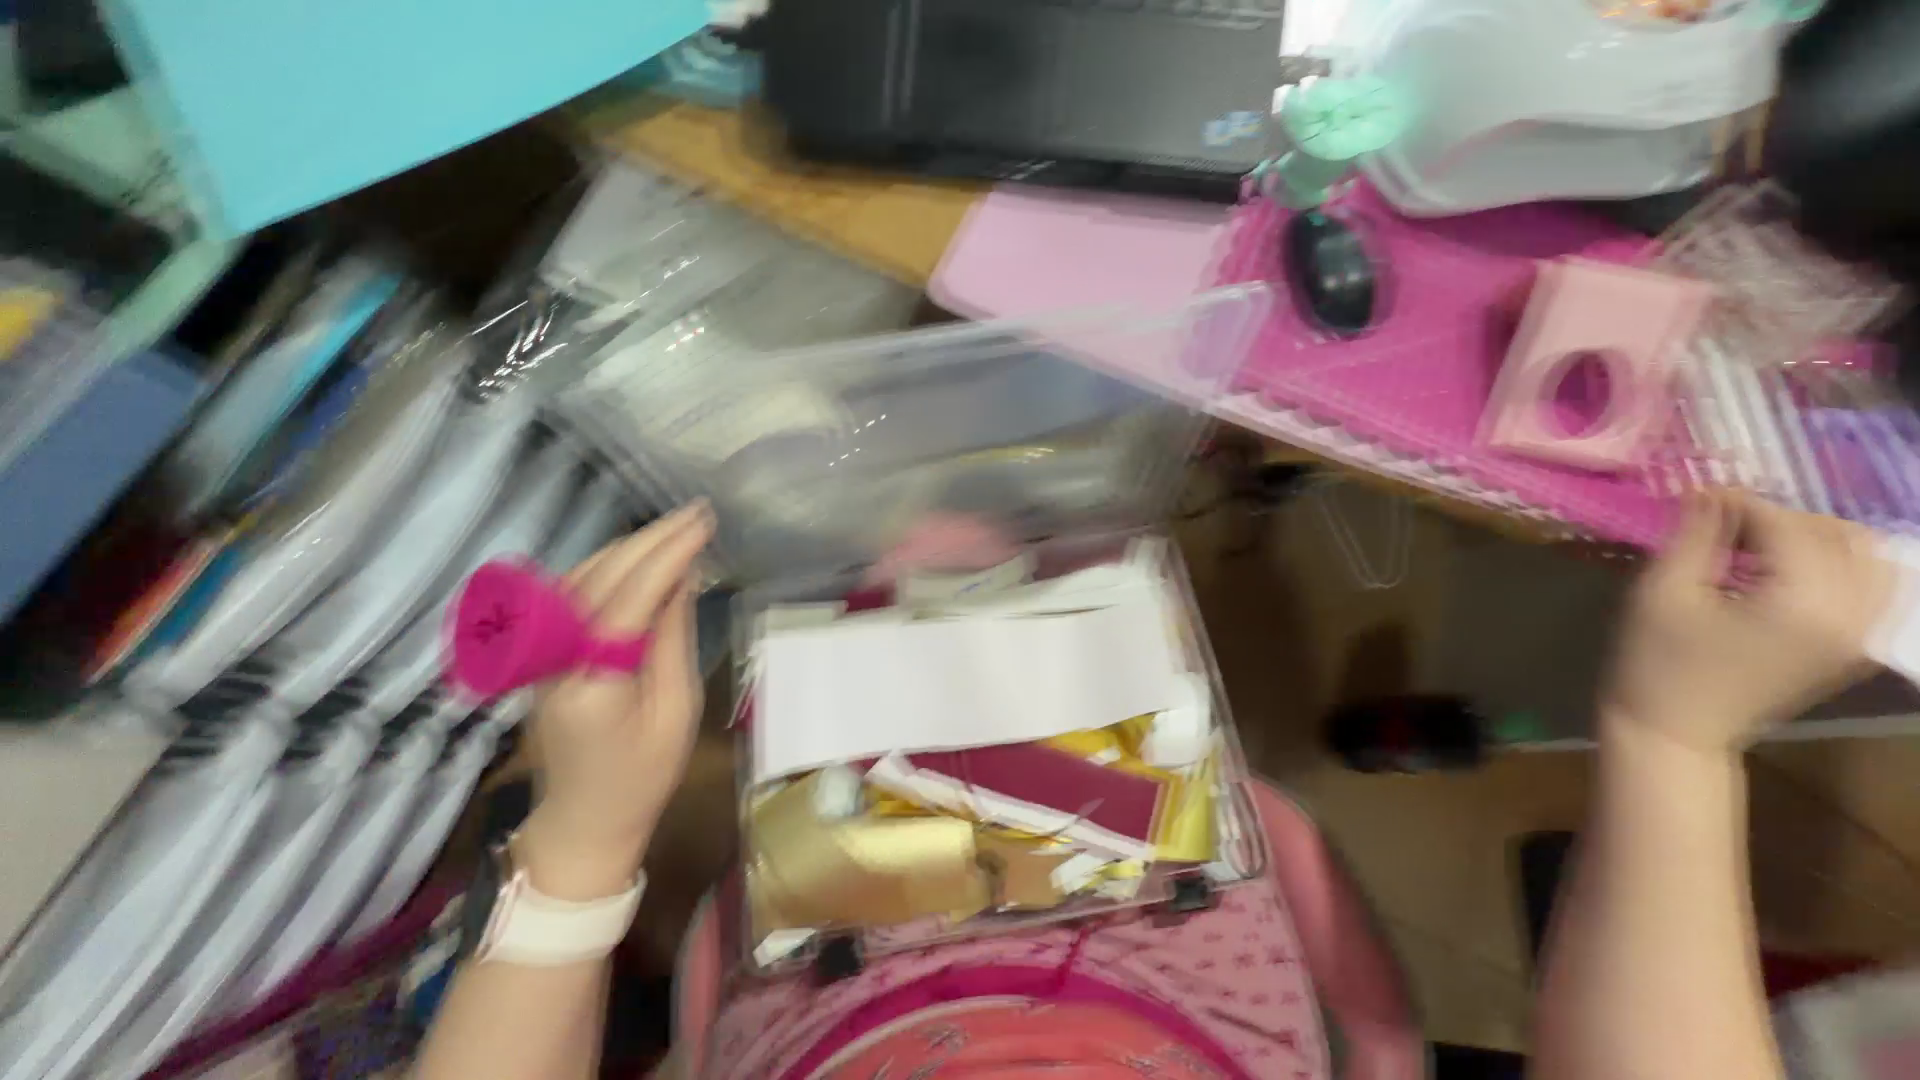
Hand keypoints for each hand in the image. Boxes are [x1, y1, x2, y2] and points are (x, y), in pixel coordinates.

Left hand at [516, 501, 714, 898]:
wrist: (587, 819)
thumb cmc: (643, 775)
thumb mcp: (676, 711)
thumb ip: (673, 639)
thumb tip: (682, 577)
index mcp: (594, 683)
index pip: (628, 601)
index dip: (666, 557)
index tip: (702, 524)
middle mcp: (556, 659)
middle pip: (599, 580)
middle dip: (649, 541)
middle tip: (696, 514)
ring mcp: (542, 655)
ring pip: (580, 580)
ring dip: (628, 548)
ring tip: (675, 528)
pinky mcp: (543, 654)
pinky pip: (573, 596)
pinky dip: (608, 567)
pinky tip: (638, 557)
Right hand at [1603, 490, 1893, 754]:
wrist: (1673, 730)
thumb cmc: (1655, 662)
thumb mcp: (1663, 594)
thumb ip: (1695, 537)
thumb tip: (1709, 490)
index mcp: (1801, 604)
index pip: (1790, 527)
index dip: (1744, 503)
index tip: (1702, 495)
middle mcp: (1851, 616)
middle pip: (1842, 537)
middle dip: (1784, 518)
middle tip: (1727, 522)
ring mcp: (1859, 635)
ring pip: (1871, 559)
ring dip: (1818, 539)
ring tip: (1760, 544)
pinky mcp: (1852, 647)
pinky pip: (1873, 589)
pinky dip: (1839, 566)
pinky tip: (1786, 571)